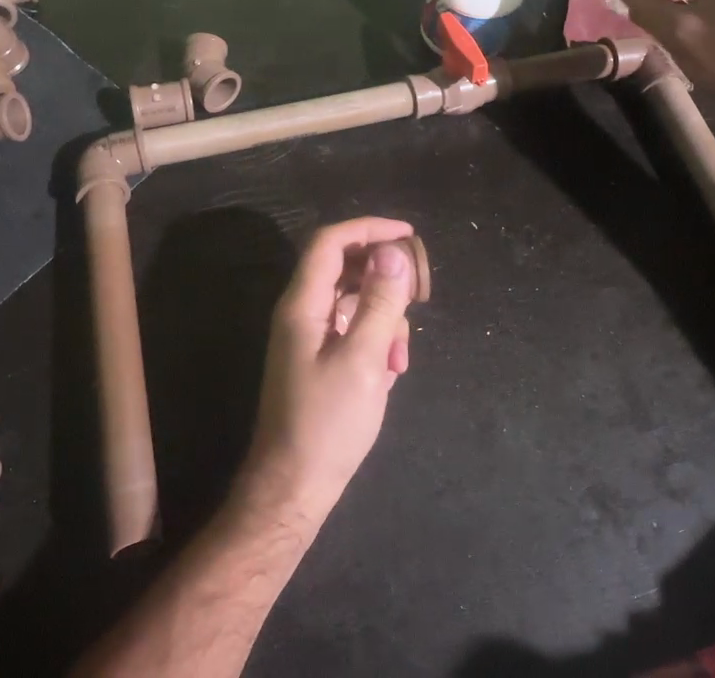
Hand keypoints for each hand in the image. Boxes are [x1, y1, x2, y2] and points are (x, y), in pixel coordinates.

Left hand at [234, 217, 415, 526]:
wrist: (294, 485)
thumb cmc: (327, 423)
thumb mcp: (363, 360)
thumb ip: (379, 304)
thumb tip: (393, 253)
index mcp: (302, 305)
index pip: (330, 243)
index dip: (369, 230)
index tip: (409, 236)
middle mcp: (301, 313)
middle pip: (344, 270)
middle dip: (384, 278)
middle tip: (419, 297)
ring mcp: (308, 339)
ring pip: (352, 303)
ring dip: (384, 318)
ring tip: (401, 357)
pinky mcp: (318, 362)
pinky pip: (351, 332)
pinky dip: (375, 342)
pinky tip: (391, 373)